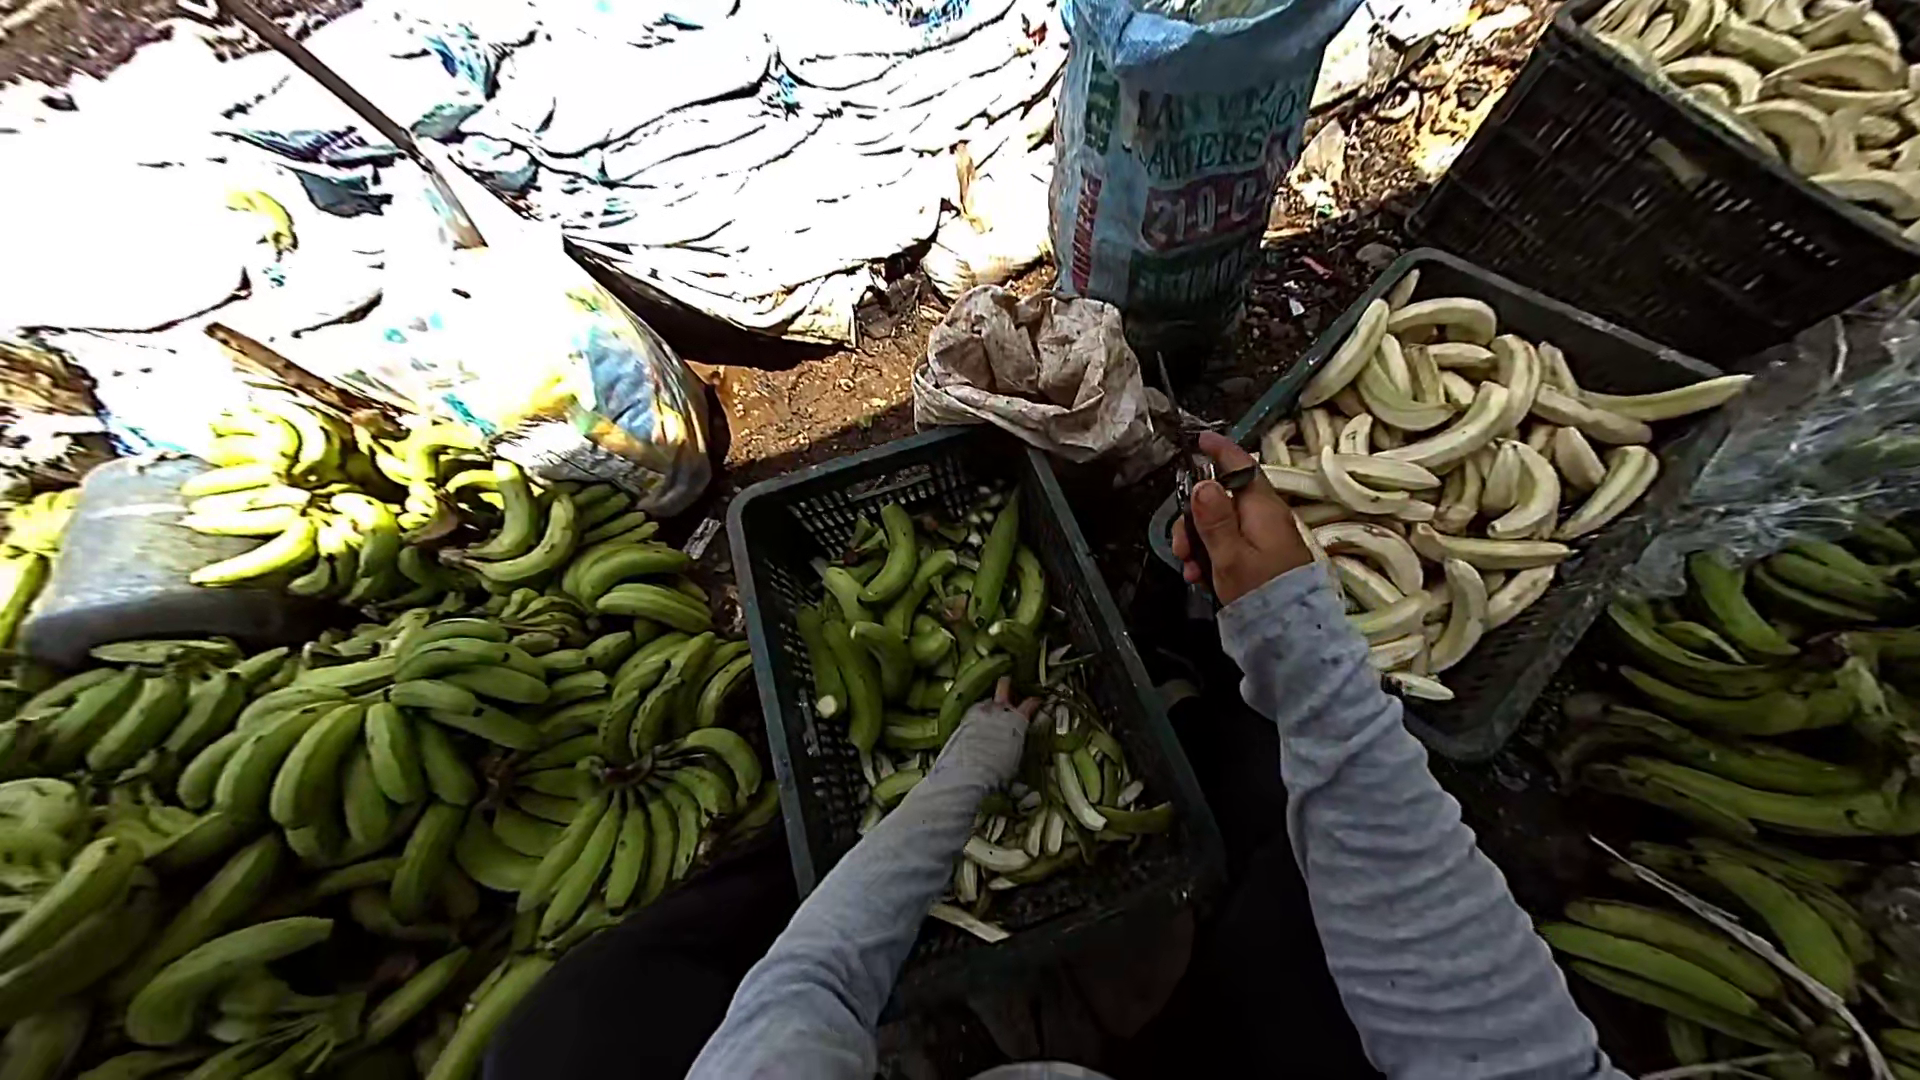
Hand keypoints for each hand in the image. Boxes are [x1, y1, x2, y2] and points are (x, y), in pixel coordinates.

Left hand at [944, 677, 1039, 782]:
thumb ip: (1016, 747)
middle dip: (1006, 683)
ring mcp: (980, 711)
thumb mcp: (1015, 759)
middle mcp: (999, 710)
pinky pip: (973, 712)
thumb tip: (1018, 755)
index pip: (1030, 703)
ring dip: (989, 705)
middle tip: (1008, 681)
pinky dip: (976, 715)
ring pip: (986, 700)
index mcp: (1017, 719)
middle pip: (1003, 687)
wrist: (972, 770)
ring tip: (989, 711)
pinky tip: (975, 723)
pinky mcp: (964, 718)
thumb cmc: (1000, 769)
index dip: (1034, 701)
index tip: (1037, 700)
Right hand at [1171, 431, 1311, 605]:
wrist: (1289, 634)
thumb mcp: (1229, 555)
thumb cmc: (1260, 592)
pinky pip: (1227, 543)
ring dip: (1197, 541)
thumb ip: (1214, 518)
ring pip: (1219, 523)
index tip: (1199, 440)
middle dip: (1193, 518)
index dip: (1220, 451)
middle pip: (1220, 499)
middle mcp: (1264, 517)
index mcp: (1262, 509)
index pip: (1241, 466)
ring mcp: (1262, 537)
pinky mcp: (1259, 556)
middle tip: (1180, 547)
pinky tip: (1199, 576)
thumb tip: (1203, 483)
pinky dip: (1209, 554)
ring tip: (1189, 568)